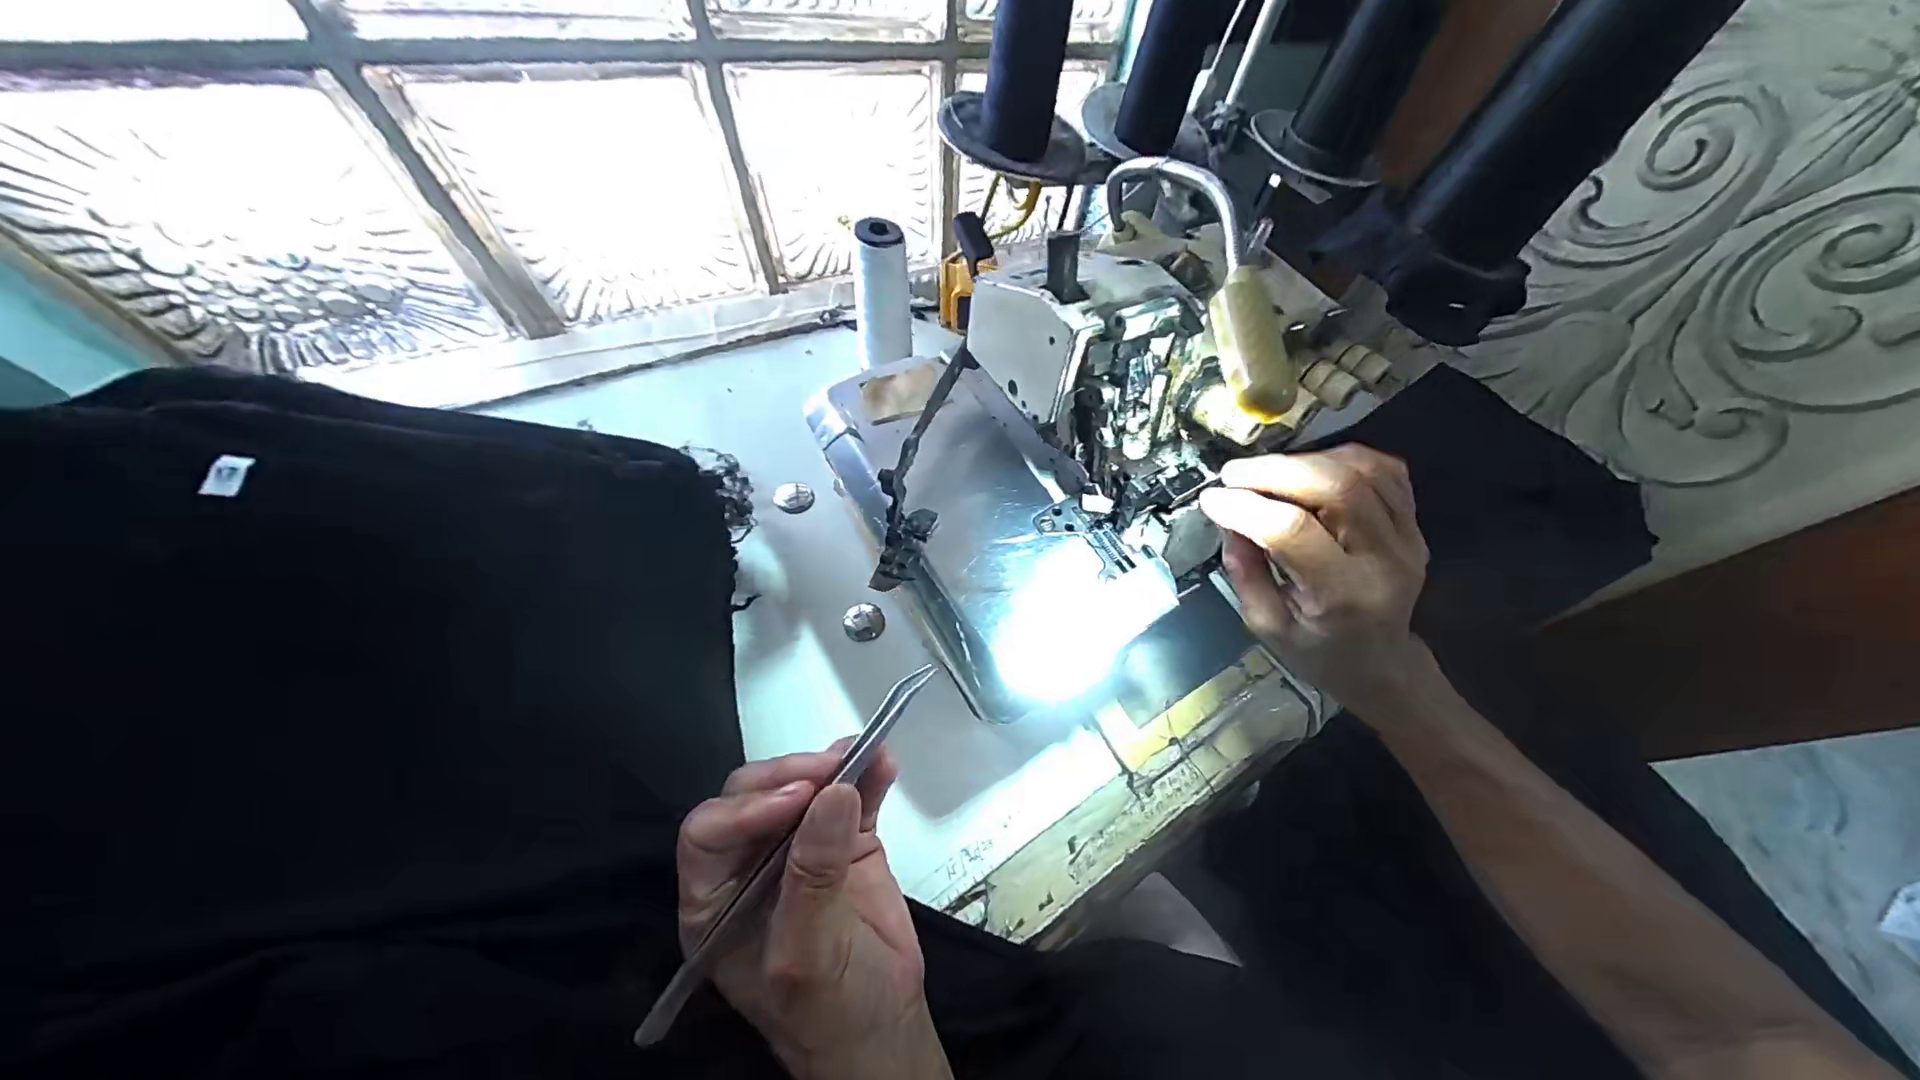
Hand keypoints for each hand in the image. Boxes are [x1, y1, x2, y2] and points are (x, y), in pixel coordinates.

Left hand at [675, 742, 950, 1079]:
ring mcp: (803, 844)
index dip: (746, 809)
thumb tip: (836, 793)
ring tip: (865, 751)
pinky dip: (870, 775)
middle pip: (755, 796)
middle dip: (791, 776)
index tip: (798, 800)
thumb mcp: (807, 954)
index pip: (708, 834)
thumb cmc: (828, 1010)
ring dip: (834, 763)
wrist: (884, 1025)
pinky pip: (855, 796)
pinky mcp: (847, 838)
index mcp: (718, 896)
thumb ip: (814, 875)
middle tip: (833, 769)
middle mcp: (752, 861)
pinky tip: (885, 760)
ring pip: (806, 786)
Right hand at [1199, 444, 1432, 715]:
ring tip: (1265, 473)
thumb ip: (1245, 570)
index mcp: (1342, 595)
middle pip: (1336, 487)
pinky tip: (1306, 469)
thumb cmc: (1317, 650)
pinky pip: (1383, 468)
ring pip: (1360, 469)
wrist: (1379, 662)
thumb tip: (1227, 516)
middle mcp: (1384, 559)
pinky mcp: (1413, 521)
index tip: (1212, 499)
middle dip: (1274, 471)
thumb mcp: (1265, 624)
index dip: (1246, 506)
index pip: (1293, 531)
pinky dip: (1338, 458)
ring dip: (1303, 461)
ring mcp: (1406, 536)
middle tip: (1233, 475)